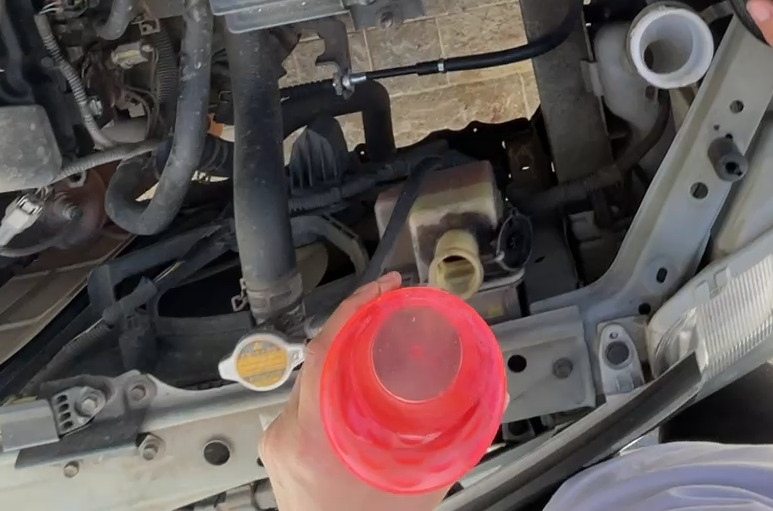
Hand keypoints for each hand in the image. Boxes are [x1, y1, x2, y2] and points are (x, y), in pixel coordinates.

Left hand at [261, 273, 448, 510]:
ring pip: (311, 380)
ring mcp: (278, 443)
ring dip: (344, 356)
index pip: (324, 348)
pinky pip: (305, 403)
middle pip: (318, 359)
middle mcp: (285, 432)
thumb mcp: (424, 485)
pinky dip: (333, 384)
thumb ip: (460, 439)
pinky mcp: (280, 455)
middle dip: (355, 325)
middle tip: (389, 307)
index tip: (384, 287)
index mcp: (310, 434)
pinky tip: (356, 384)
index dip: (355, 307)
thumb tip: (494, 394)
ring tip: (378, 340)